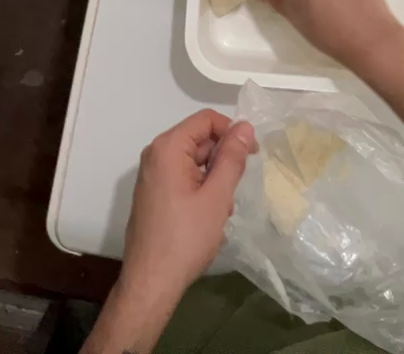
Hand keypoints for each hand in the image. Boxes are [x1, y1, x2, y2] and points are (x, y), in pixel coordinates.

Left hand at [120, 110, 257, 299]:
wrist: (151, 282)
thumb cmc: (186, 238)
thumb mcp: (217, 196)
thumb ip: (232, 158)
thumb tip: (245, 127)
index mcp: (168, 147)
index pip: (205, 120)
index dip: (232, 132)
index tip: (252, 154)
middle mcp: (156, 154)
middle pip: (199, 140)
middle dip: (222, 162)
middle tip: (234, 193)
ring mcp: (152, 174)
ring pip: (194, 162)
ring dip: (213, 181)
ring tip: (220, 212)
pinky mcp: (153, 193)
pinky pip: (183, 178)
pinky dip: (200, 191)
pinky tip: (207, 219)